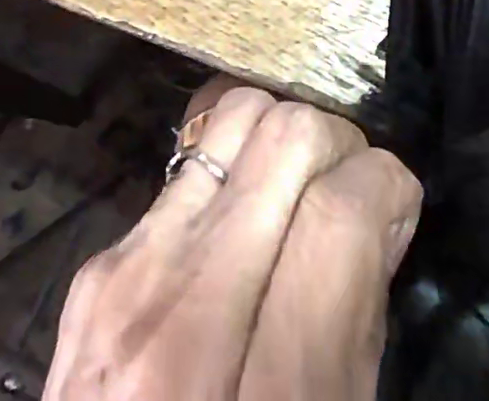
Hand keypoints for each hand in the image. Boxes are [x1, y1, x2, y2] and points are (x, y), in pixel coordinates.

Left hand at [44, 81, 420, 400]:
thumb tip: (376, 197)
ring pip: (236, 114)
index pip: (342, 209)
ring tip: (294, 181)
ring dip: (283, 133)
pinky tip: (240, 213)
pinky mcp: (99, 262)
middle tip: (344, 185)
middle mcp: (187, 318)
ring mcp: (131, 277)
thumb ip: (364, 298)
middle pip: (290, 138)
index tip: (390, 203)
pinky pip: (191, 163)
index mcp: (272, 387)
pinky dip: (236, 168)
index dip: (386, 184)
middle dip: (339, 143)